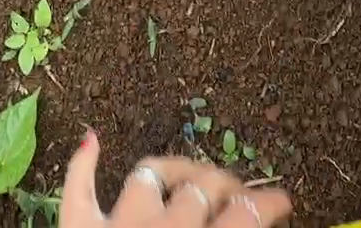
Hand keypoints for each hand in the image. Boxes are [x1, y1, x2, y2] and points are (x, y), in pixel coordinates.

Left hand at [60, 132, 291, 227]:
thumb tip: (255, 226)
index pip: (244, 214)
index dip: (268, 204)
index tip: (283, 201)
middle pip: (202, 188)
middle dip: (226, 186)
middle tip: (239, 195)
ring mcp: (118, 226)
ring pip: (149, 175)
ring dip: (174, 170)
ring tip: (190, 175)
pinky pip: (77, 190)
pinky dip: (82, 164)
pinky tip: (94, 141)